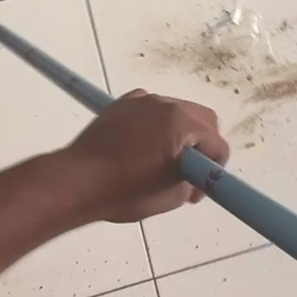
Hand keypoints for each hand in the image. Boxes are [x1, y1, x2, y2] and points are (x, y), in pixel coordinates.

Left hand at [57, 91, 230, 223]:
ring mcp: (141, 100)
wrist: (79, 180)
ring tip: (164, 162)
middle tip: (189, 175)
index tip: (200, 190)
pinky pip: (151, 109)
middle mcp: (165, 103)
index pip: (217, 143)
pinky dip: (156, 124)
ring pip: (176, 111)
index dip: (215, 169)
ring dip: (180, 133)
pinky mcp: (122, 103)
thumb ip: (193, 180)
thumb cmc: (127, 191)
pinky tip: (144, 146)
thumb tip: (192, 176)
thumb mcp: (173, 196)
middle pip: (202, 119)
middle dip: (203, 146)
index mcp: (181, 123)